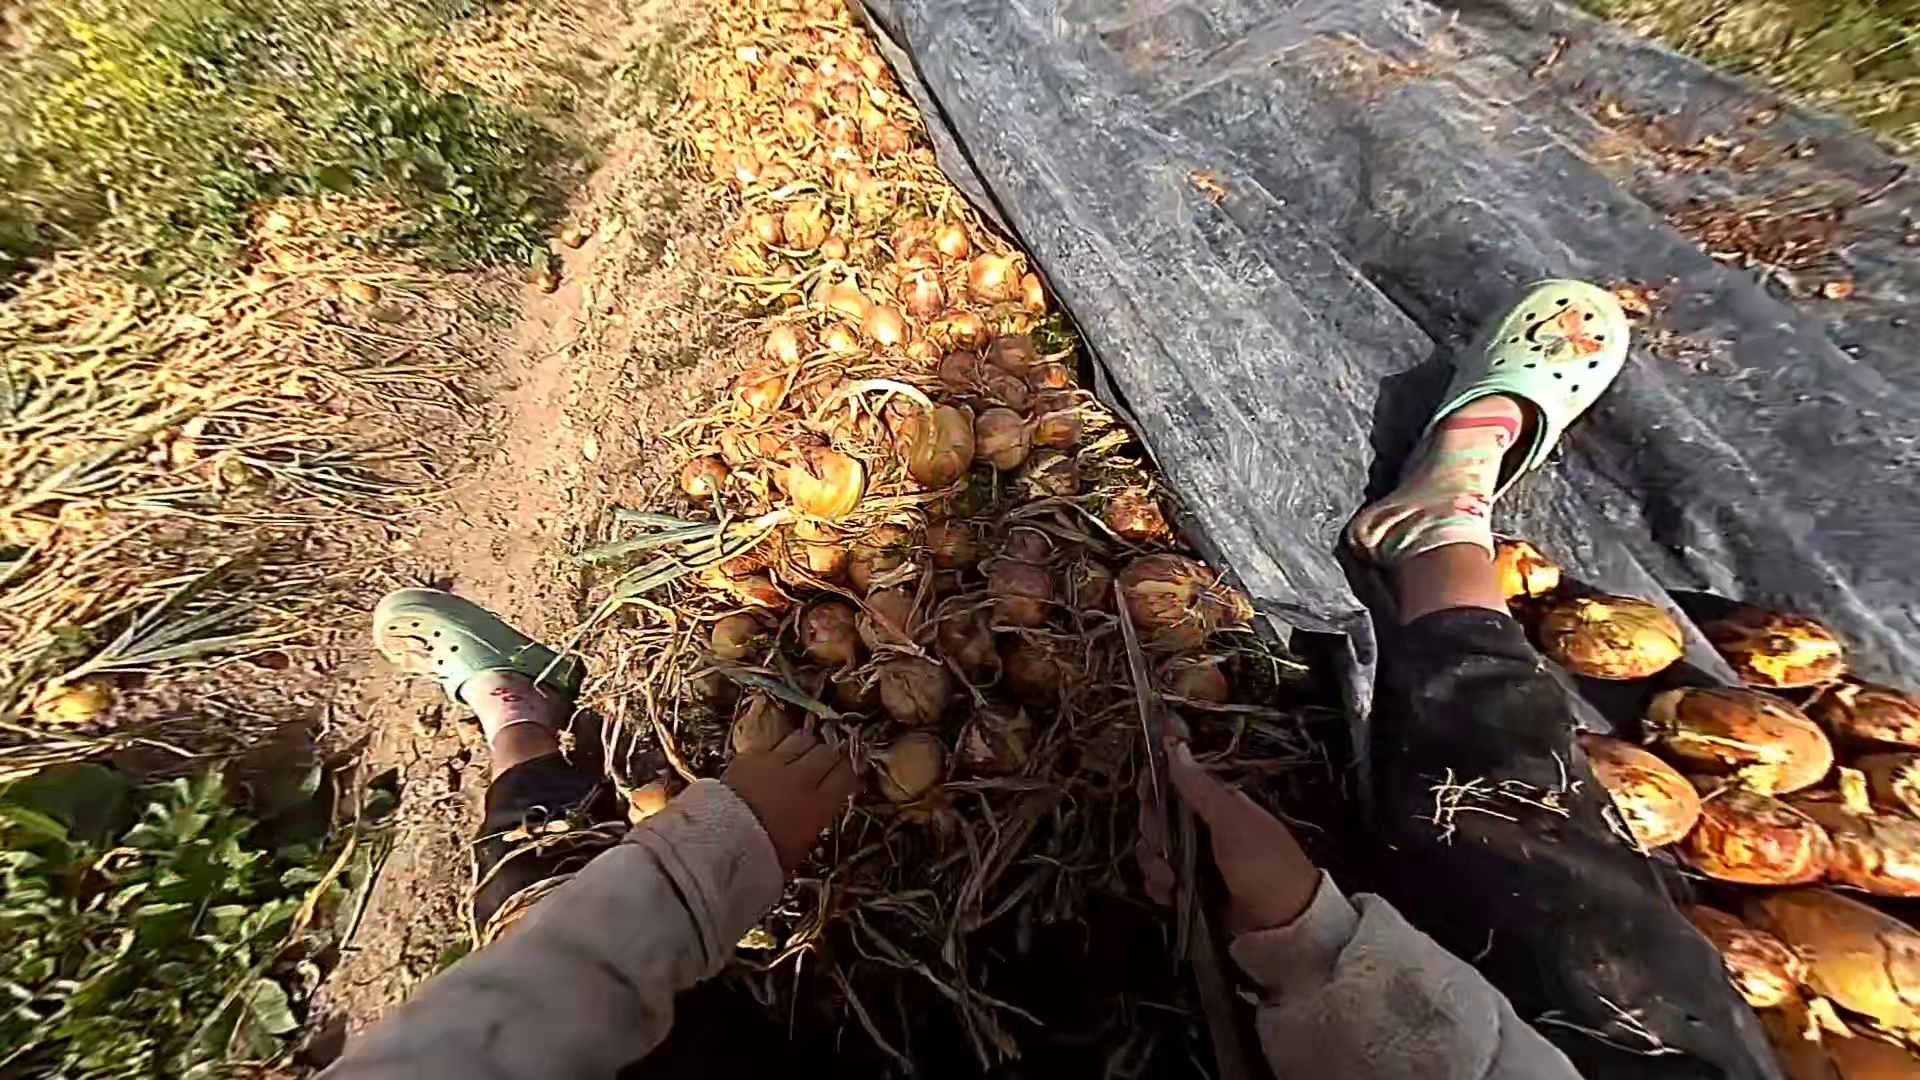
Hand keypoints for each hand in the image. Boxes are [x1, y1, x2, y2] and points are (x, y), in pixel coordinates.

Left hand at [721, 730, 858, 872]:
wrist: (714, 849)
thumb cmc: (758, 862)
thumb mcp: (798, 849)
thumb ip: (813, 820)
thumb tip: (819, 807)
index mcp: (818, 806)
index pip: (846, 774)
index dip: (850, 770)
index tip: (849, 773)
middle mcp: (802, 779)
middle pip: (828, 751)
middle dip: (830, 755)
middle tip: (826, 764)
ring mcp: (776, 763)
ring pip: (803, 738)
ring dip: (806, 746)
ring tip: (802, 754)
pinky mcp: (751, 756)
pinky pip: (775, 740)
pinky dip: (780, 745)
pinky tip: (776, 755)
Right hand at [1166, 741, 1320, 932]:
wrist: (1289, 933)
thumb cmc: (1265, 867)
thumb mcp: (1234, 822)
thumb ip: (1199, 786)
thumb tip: (1174, 746)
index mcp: (1217, 805)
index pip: (1174, 784)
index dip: (1156, 786)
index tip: (1148, 795)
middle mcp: (1203, 829)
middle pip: (1158, 815)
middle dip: (1153, 829)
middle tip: (1163, 844)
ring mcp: (1195, 860)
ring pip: (1154, 848)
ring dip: (1154, 862)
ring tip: (1170, 879)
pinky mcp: (1190, 891)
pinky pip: (1159, 879)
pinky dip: (1158, 886)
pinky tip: (1169, 895)